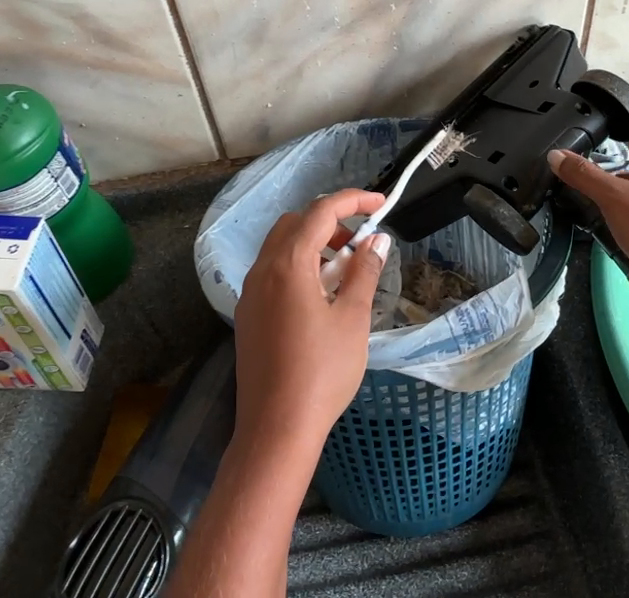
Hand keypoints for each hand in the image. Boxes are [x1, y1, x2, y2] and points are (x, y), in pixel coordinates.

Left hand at [234, 189, 390, 451]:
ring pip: (279, 247)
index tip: (381, 202)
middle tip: (360, 240)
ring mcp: (250, 293)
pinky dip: (297, 266)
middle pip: (294, 223)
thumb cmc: (322, 371)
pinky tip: (319, 296)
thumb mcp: (353, 319)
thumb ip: (364, 272)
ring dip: (312, 244)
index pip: (321, 212)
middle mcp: (263, 269)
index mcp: (289, 264)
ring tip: (344, 269)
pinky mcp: (248, 315)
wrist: (276, 427)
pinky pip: (271, 272)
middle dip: (329, 221)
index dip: (352, 200)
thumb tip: (377, 240)